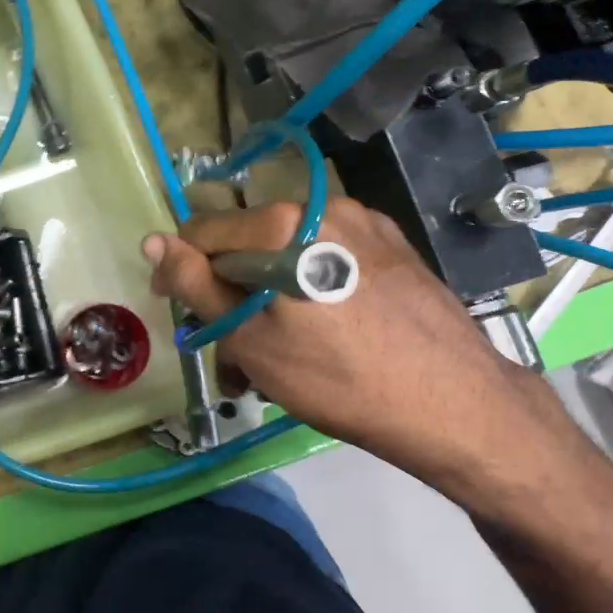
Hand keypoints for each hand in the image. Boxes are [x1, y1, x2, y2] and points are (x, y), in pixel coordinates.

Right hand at [143, 198, 552, 483]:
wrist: (459, 407)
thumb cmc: (339, 379)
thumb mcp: (248, 338)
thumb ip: (194, 284)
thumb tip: (152, 239)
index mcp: (279, 223)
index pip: (200, 233)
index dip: (181, 274)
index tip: (187, 316)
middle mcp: (321, 205)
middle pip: (246, 243)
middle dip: (231, 291)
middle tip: (236, 351)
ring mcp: (364, 222)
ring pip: (288, 252)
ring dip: (269, 294)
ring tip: (280, 352)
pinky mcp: (395, 245)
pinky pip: (328, 256)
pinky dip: (310, 287)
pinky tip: (326, 334)